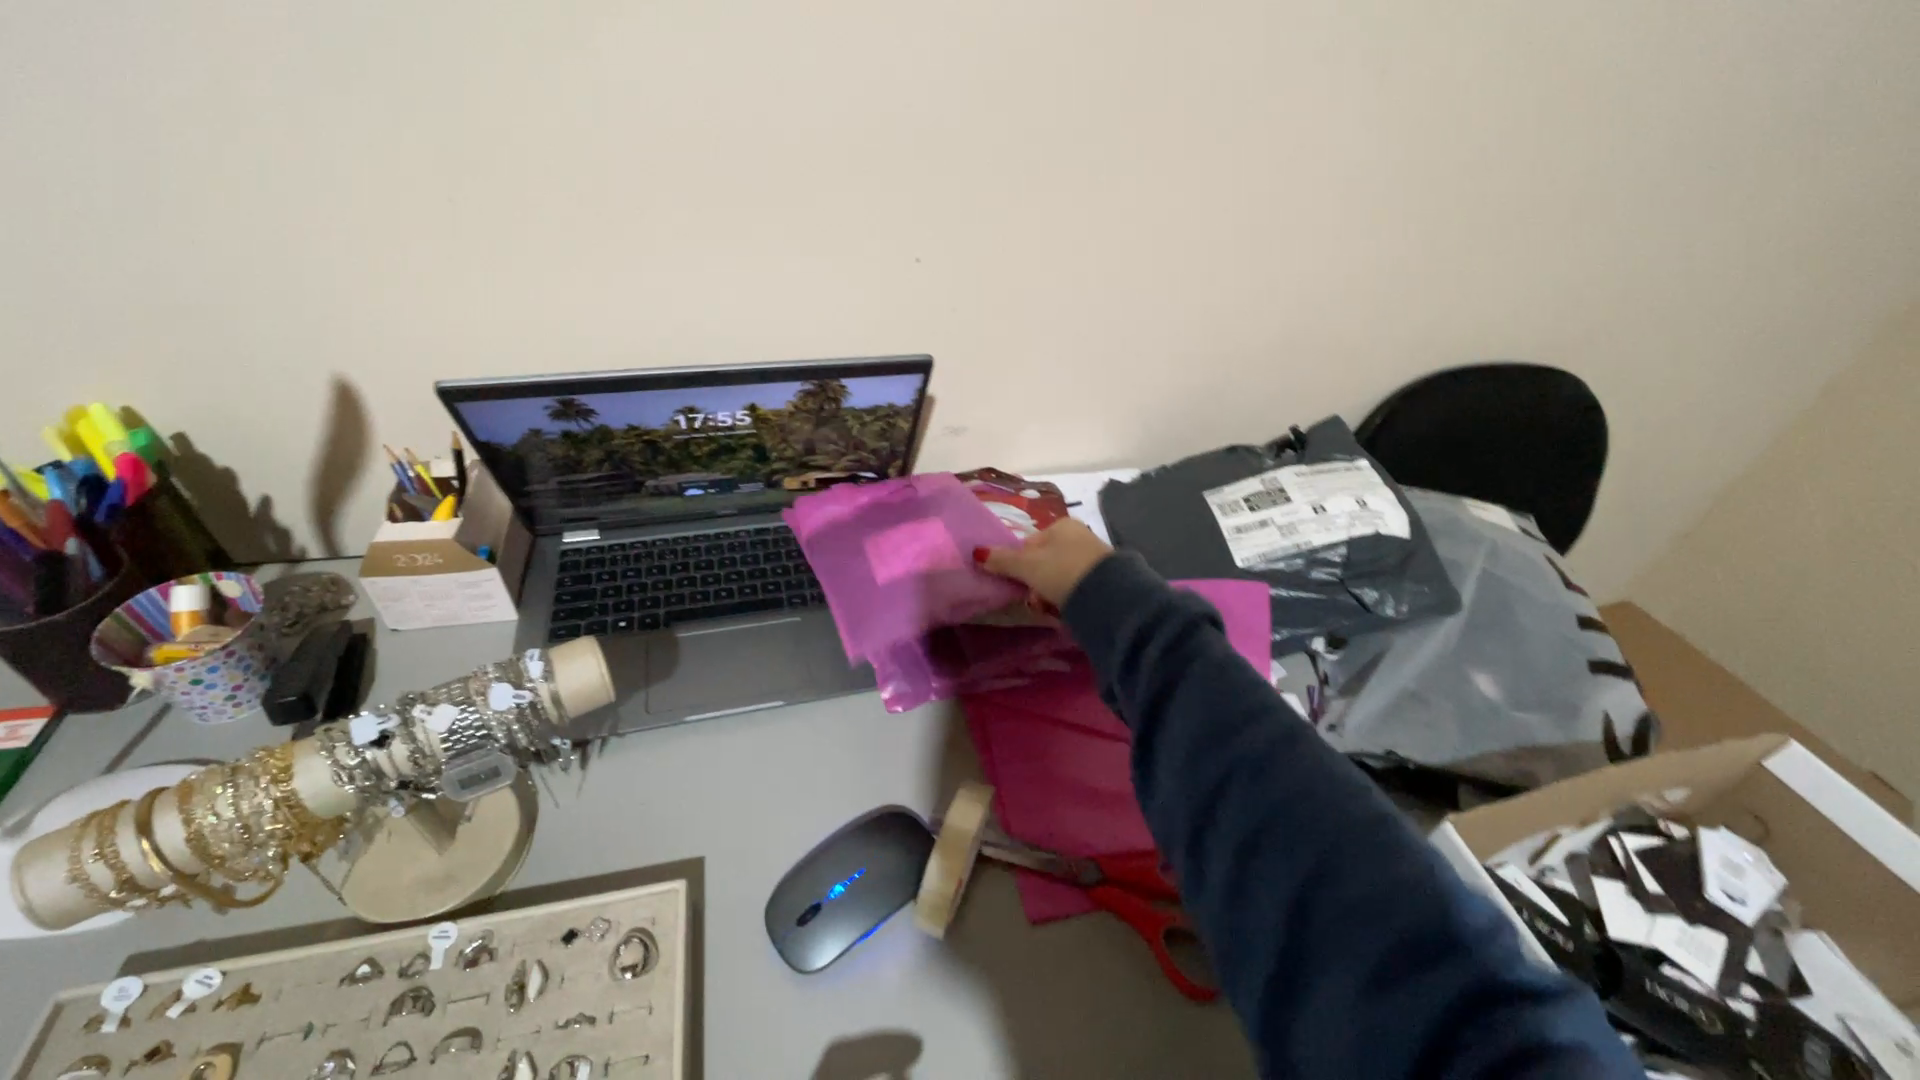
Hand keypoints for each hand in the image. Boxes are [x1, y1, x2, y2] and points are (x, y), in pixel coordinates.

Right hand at [973, 519, 1113, 608]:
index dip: (1019, 565)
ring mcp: (1092, 557)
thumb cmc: (1061, 571)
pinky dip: (1067, 597)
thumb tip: (977, 553)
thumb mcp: (1027, 566)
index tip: (1020, 583)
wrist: (1107, 595)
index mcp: (1061, 525)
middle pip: (1043, 562)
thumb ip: (1002, 560)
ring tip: (1050, 608)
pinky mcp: (1104, 578)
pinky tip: (1067, 609)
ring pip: (1058, 576)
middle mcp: (1078, 535)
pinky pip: (1075, 586)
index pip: (1028, 544)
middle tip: (1035, 600)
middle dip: (1035, 583)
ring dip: (1049, 593)